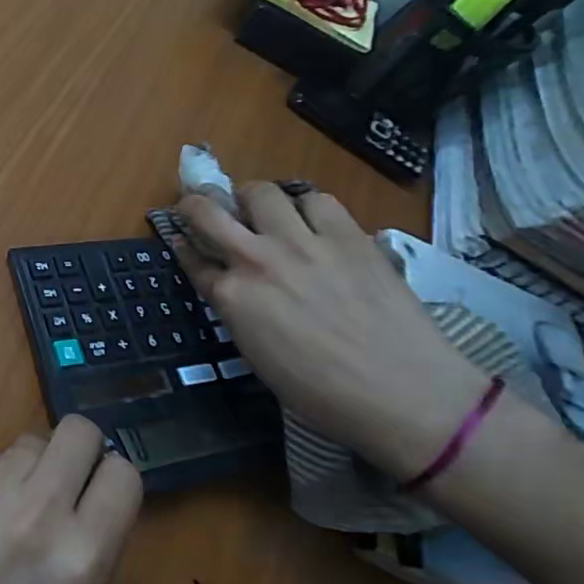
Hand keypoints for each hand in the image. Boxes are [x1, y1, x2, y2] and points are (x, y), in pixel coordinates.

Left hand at [0, 416, 141, 583]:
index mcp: (83, 558)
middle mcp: (37, 516)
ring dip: (32, 464)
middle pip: (77, 432)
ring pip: (29, 441)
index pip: (123, 474)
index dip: (112, 479)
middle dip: (78, 450)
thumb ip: (91, 544)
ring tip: (18, 501)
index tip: (100, 489)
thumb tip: (92, 487)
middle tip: (65, 479)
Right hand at [173, 183, 489, 478]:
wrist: (403, 392)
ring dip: (253, 199)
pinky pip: (317, 200)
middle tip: (204, 207)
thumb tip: (227, 283)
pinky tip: (312, 222)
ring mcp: (303, 243)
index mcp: (230, 296)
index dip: (183, 246)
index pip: (191, 257)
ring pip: (261, 192)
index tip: (181, 239)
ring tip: (263, 210)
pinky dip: (307, 206)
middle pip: (208, 212)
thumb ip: (234, 308)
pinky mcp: (348, 236)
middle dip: (196, 203)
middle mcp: (256, 260)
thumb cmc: (318, 390)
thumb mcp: (254, 351)